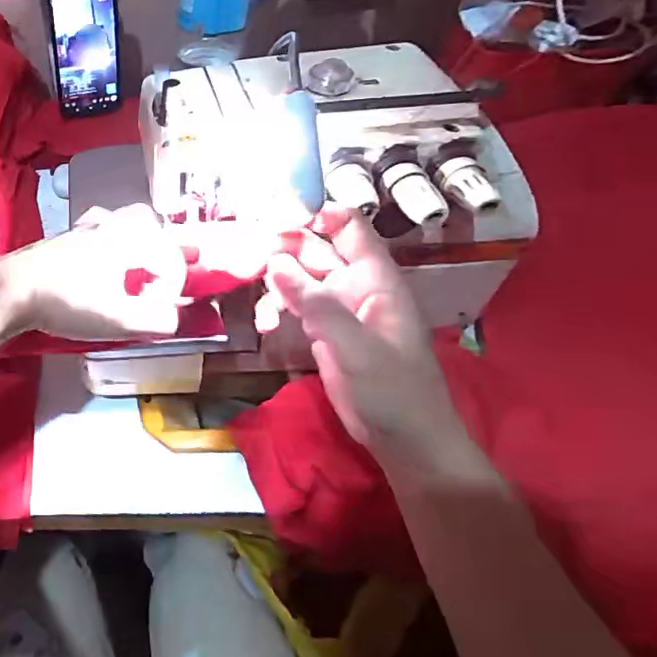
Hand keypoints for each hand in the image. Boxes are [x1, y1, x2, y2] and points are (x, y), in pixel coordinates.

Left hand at [0, 203, 185, 340]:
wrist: (9, 289)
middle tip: (158, 276)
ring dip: (132, 241)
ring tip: (131, 268)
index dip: (172, 287)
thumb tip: (172, 320)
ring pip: (118, 221)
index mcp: (129, 239)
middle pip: (147, 223)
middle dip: (160, 248)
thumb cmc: (68, 302)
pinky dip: (104, 244)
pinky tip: (95, 266)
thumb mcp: (118, 320)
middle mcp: (108, 226)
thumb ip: (155, 321)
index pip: (169, 256)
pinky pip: (93, 231)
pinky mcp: (58, 240)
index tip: (159, 311)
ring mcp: (80, 230)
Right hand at [257, 204, 464, 461]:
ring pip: (300, 278)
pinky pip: (295, 307)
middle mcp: (355, 286)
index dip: (317, 214)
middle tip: (251, 259)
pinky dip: (277, 310)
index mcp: (376, 279)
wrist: (406, 441)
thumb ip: (317, 304)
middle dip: (284, 250)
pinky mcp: (324, 332)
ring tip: (260, 304)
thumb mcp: (356, 346)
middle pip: (316, 249)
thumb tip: (275, 263)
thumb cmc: (394, 391)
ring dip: (276, 284)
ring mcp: (339, 310)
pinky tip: (265, 327)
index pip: (349, 227)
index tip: (277, 218)